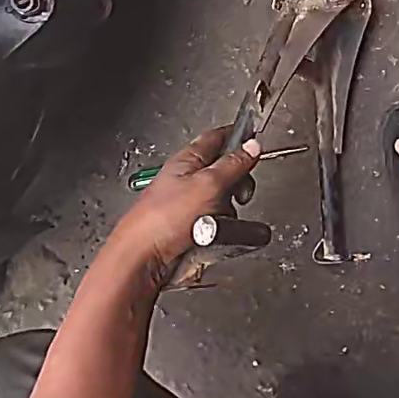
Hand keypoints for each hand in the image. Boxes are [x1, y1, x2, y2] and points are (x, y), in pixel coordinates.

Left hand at [106, 127, 261, 284]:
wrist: (143, 260)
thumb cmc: (162, 219)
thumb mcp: (208, 184)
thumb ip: (233, 164)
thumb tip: (252, 146)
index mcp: (187, 161)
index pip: (216, 138)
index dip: (236, 137)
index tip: (255, 140)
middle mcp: (188, 182)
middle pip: (227, 173)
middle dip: (239, 184)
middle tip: (241, 194)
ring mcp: (191, 207)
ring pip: (226, 202)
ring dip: (230, 212)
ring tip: (219, 222)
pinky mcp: (193, 230)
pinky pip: (220, 225)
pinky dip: (224, 230)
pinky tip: (217, 236)